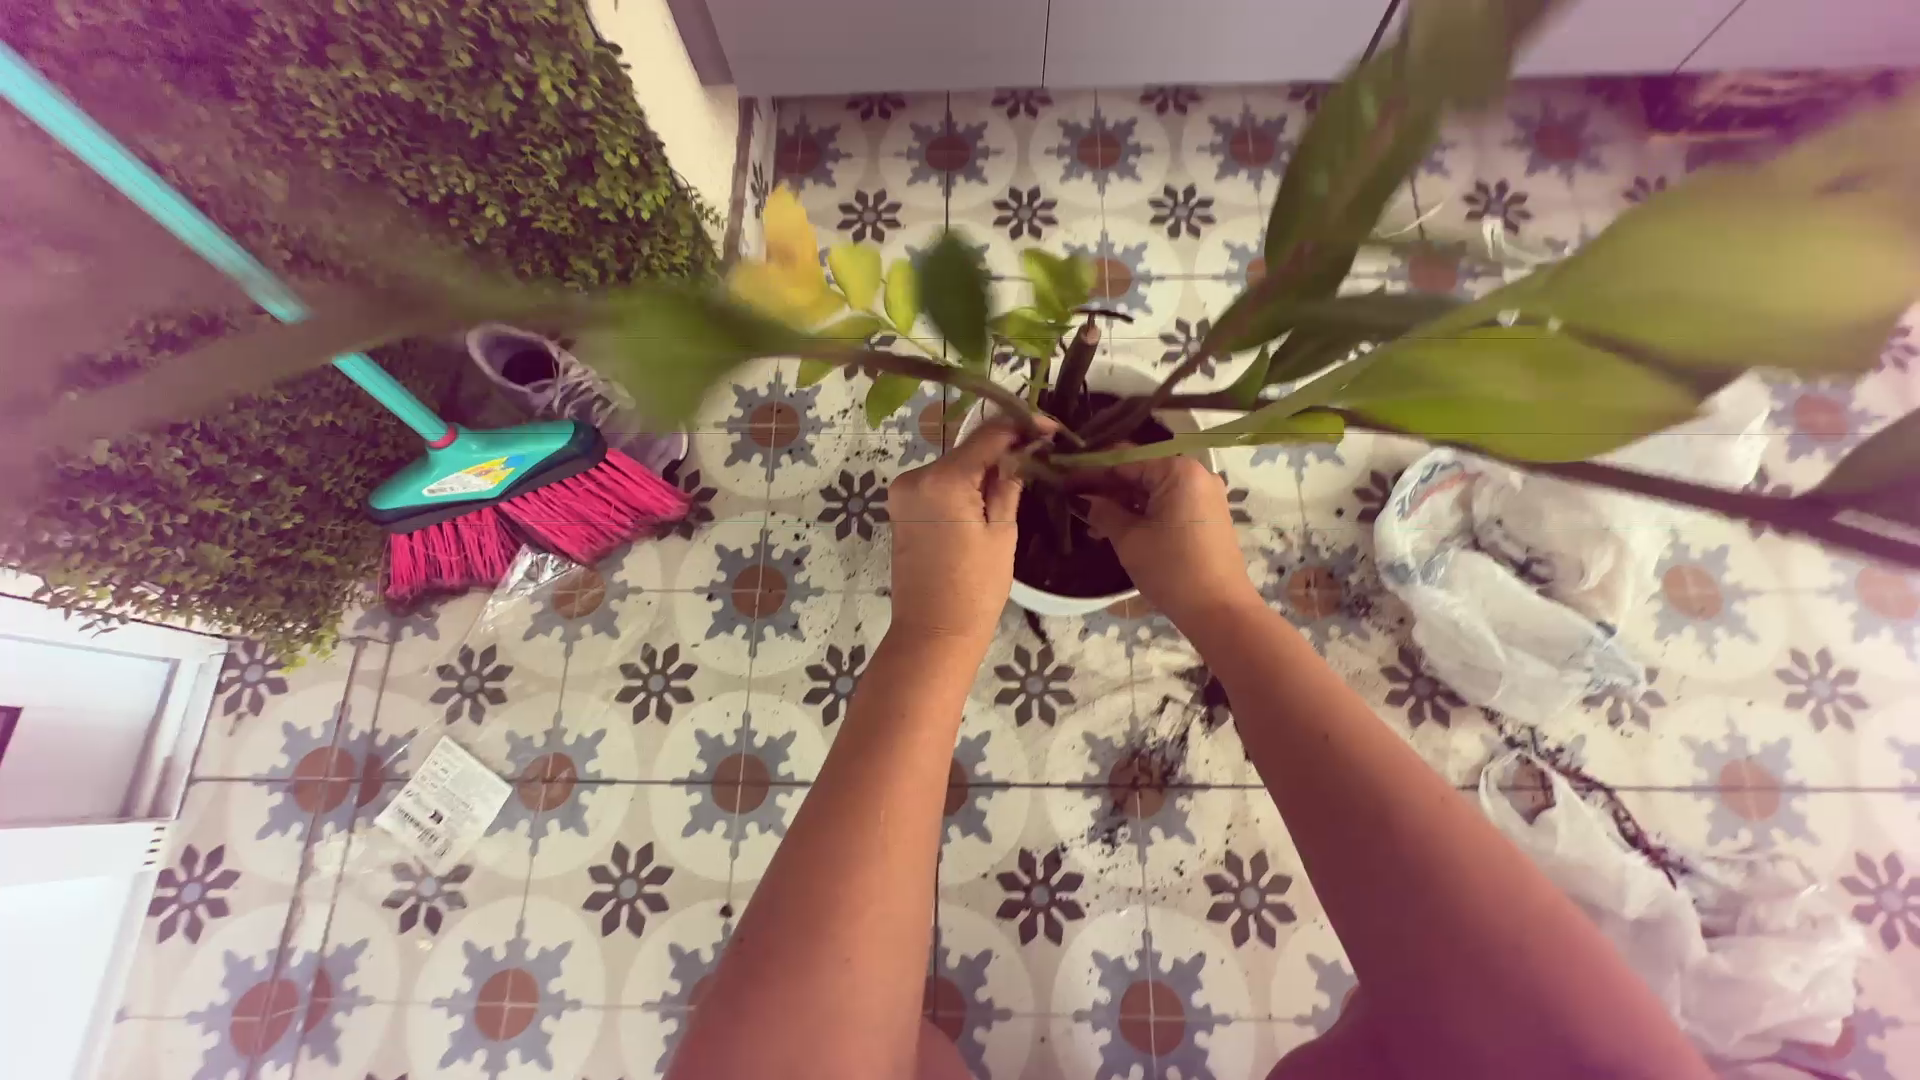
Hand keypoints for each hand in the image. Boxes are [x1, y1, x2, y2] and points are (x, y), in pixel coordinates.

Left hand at [886, 420, 1034, 646]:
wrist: (934, 631)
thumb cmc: (976, 588)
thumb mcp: (1002, 533)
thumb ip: (1009, 484)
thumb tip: (1023, 451)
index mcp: (943, 479)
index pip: (987, 436)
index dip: (1021, 428)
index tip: (1049, 429)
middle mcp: (916, 476)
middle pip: (968, 449)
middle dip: (1002, 450)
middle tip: (1038, 456)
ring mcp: (904, 491)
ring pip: (953, 465)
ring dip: (982, 468)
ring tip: (1017, 481)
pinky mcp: (901, 507)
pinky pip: (939, 483)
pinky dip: (963, 484)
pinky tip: (986, 498)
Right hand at [1084, 455, 1262, 628]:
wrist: (1218, 610)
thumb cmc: (1171, 569)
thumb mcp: (1129, 539)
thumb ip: (1103, 512)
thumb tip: (1086, 500)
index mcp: (1178, 471)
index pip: (1125, 462)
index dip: (1092, 473)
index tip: (1066, 483)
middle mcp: (1196, 476)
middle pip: (1142, 474)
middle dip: (1108, 491)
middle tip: (1075, 504)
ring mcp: (1205, 497)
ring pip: (1154, 493)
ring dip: (1124, 506)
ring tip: (1093, 526)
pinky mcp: (1207, 517)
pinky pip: (1169, 506)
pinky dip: (1144, 515)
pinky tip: (1118, 531)